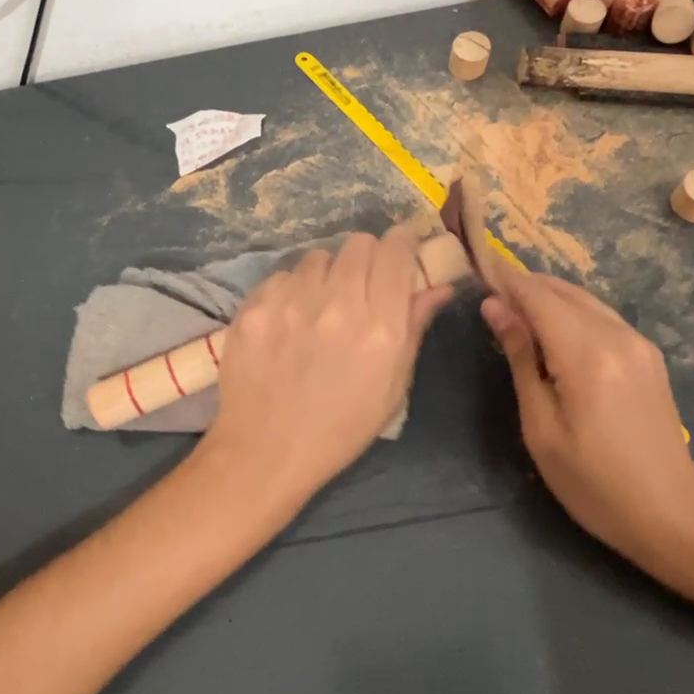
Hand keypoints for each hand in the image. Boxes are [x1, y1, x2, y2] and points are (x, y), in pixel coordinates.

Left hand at [202, 229, 454, 505]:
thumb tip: (438, 285)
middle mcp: (337, 305)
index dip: (402, 243)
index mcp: (380, 328)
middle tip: (363, 282)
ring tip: (321, 305)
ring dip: (327, 272)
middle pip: (358, 243)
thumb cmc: (341, 427)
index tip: (401, 250)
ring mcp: (291, 302)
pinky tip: (290, 320)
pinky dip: (292, 289)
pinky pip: (282, 276)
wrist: (267, 450)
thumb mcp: (393, 387)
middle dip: (368, 255)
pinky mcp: (255, 306)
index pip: (396, 251)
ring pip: (318, 256)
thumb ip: (414, 328)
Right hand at [481, 269, 693, 571]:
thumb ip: (520, 359)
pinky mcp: (647, 356)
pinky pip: (602, 317)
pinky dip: (571, 311)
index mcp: (587, 355)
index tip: (475, 271)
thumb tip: (495, 309)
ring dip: (547, 297)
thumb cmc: (593, 481)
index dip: (505, 281)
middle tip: (488, 290)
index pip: (538, 298)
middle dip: (524, 285)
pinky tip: (551, 329)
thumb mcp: (541, 427)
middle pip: (562, 292)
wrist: (671, 513)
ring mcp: (638, 344)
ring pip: (584, 300)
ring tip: (513, 308)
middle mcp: (617, 337)